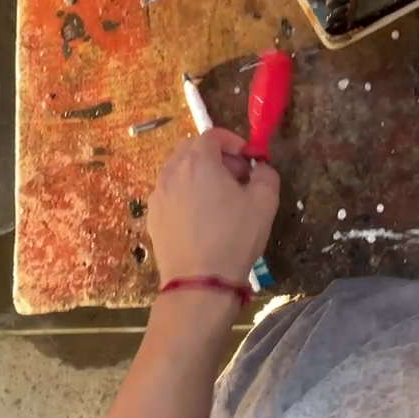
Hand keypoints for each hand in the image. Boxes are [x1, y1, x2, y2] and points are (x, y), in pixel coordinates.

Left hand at [146, 128, 280, 283]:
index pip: (212, 135)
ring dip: (199, 174)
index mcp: (198, 162)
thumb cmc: (234, 237)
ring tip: (219, 198)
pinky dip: (186, 194)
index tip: (247, 158)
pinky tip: (201, 218)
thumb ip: (266, 174)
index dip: (233, 141)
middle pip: (192, 149)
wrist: (200, 283)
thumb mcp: (265, 202)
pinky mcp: (152, 217)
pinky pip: (170, 193)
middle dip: (216, 156)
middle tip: (236, 176)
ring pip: (179, 171)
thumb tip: (260, 169)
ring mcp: (158, 195)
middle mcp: (172, 172)